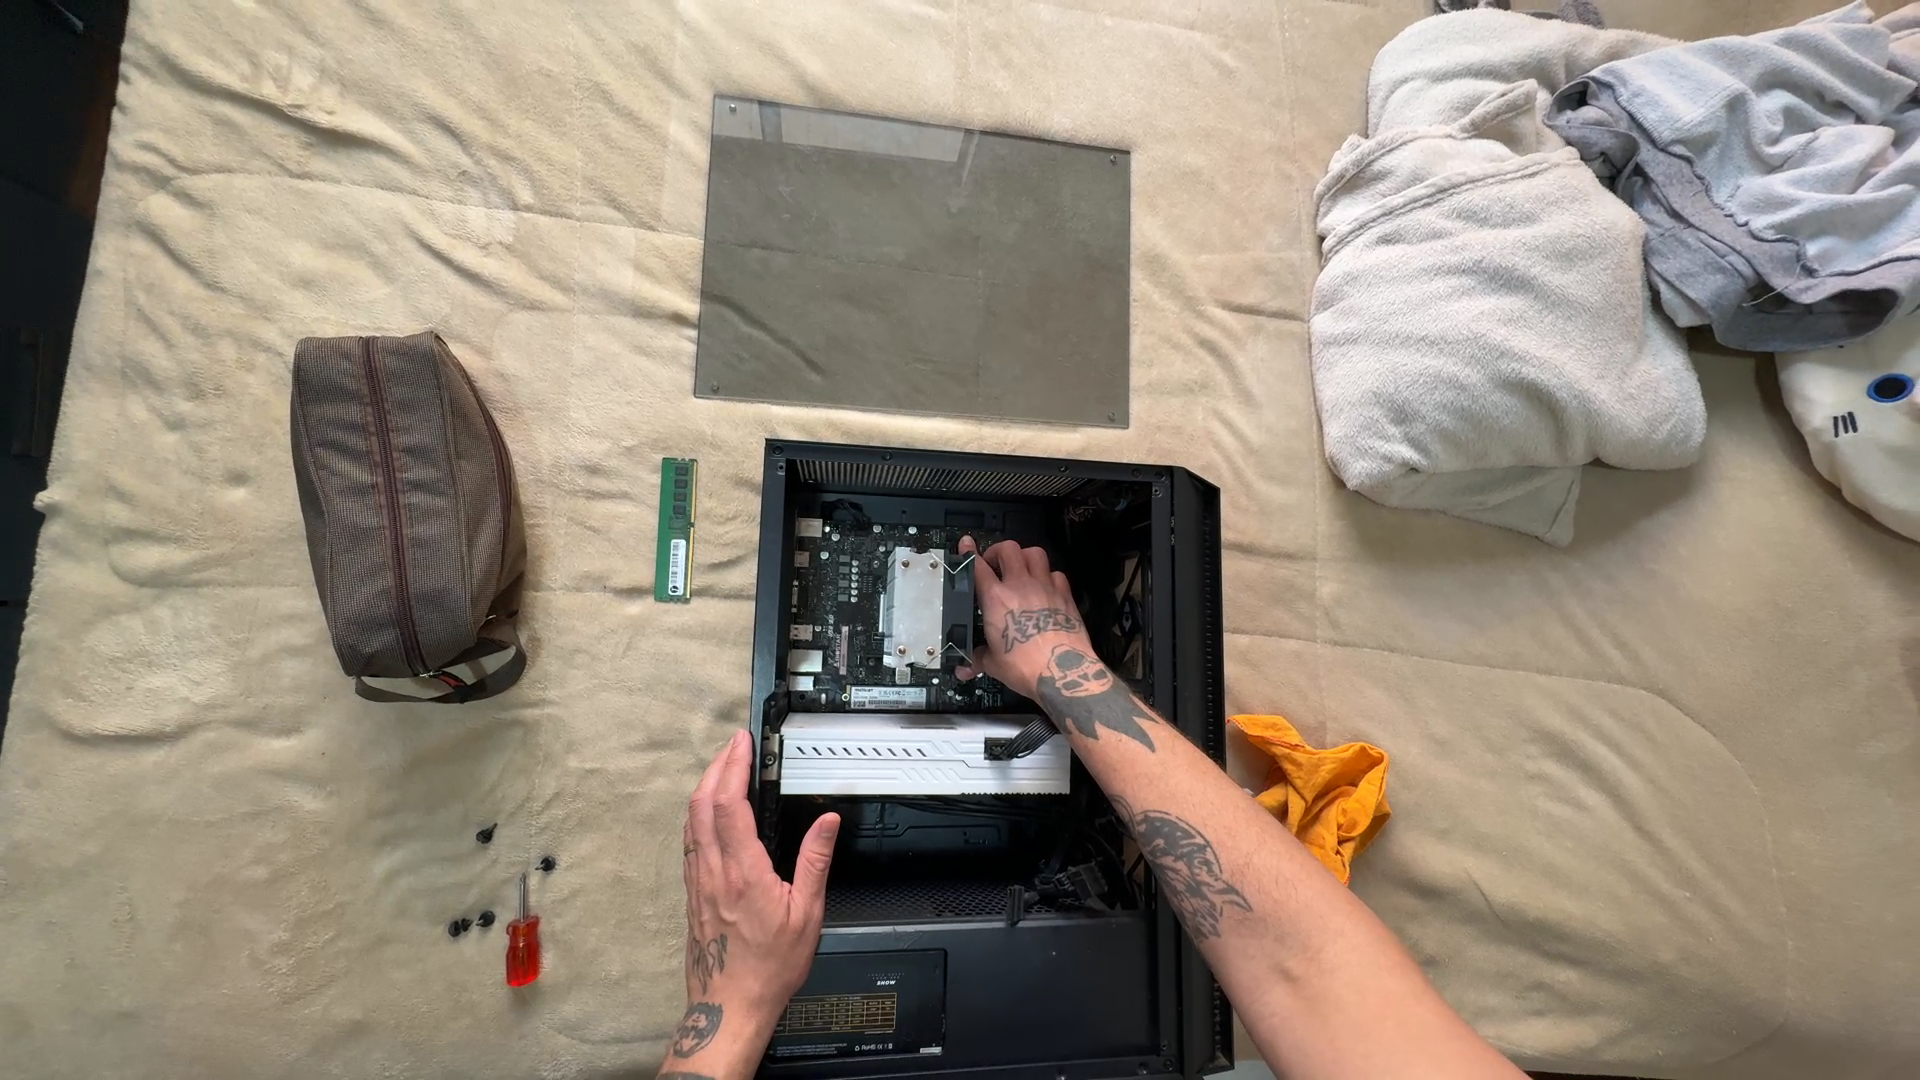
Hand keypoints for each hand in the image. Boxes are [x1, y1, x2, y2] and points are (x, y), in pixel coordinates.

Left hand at [672, 730, 838, 1078]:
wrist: (729, 1008)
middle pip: (702, 804)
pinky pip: (690, 840)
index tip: (742, 744)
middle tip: (733, 745)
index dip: (732, 767)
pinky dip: (699, 813)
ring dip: (704, 786)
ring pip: (691, 821)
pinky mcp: (692, 893)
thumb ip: (815, 861)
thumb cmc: (768, 968)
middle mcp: (713, 872)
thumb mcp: (807, 915)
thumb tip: (827, 822)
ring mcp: (698, 882)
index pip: (729, 805)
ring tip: (723, 768)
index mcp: (743, 873)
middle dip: (716, 766)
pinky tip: (710, 811)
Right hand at [955, 536, 1096, 700]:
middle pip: (1009, 549)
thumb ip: (978, 659)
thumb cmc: (1027, 667)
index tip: (967, 545)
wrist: (1063, 672)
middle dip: (998, 551)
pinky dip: (1049, 575)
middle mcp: (1020, 586)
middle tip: (995, 563)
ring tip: (1020, 568)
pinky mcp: (1065, 596)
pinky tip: (1045, 586)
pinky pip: (1056, 574)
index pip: (978, 566)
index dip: (969, 552)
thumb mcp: (993, 664)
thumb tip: (967, 666)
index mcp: (996, 600)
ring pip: (1035, 553)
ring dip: (1025, 556)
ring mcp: (1045, 588)